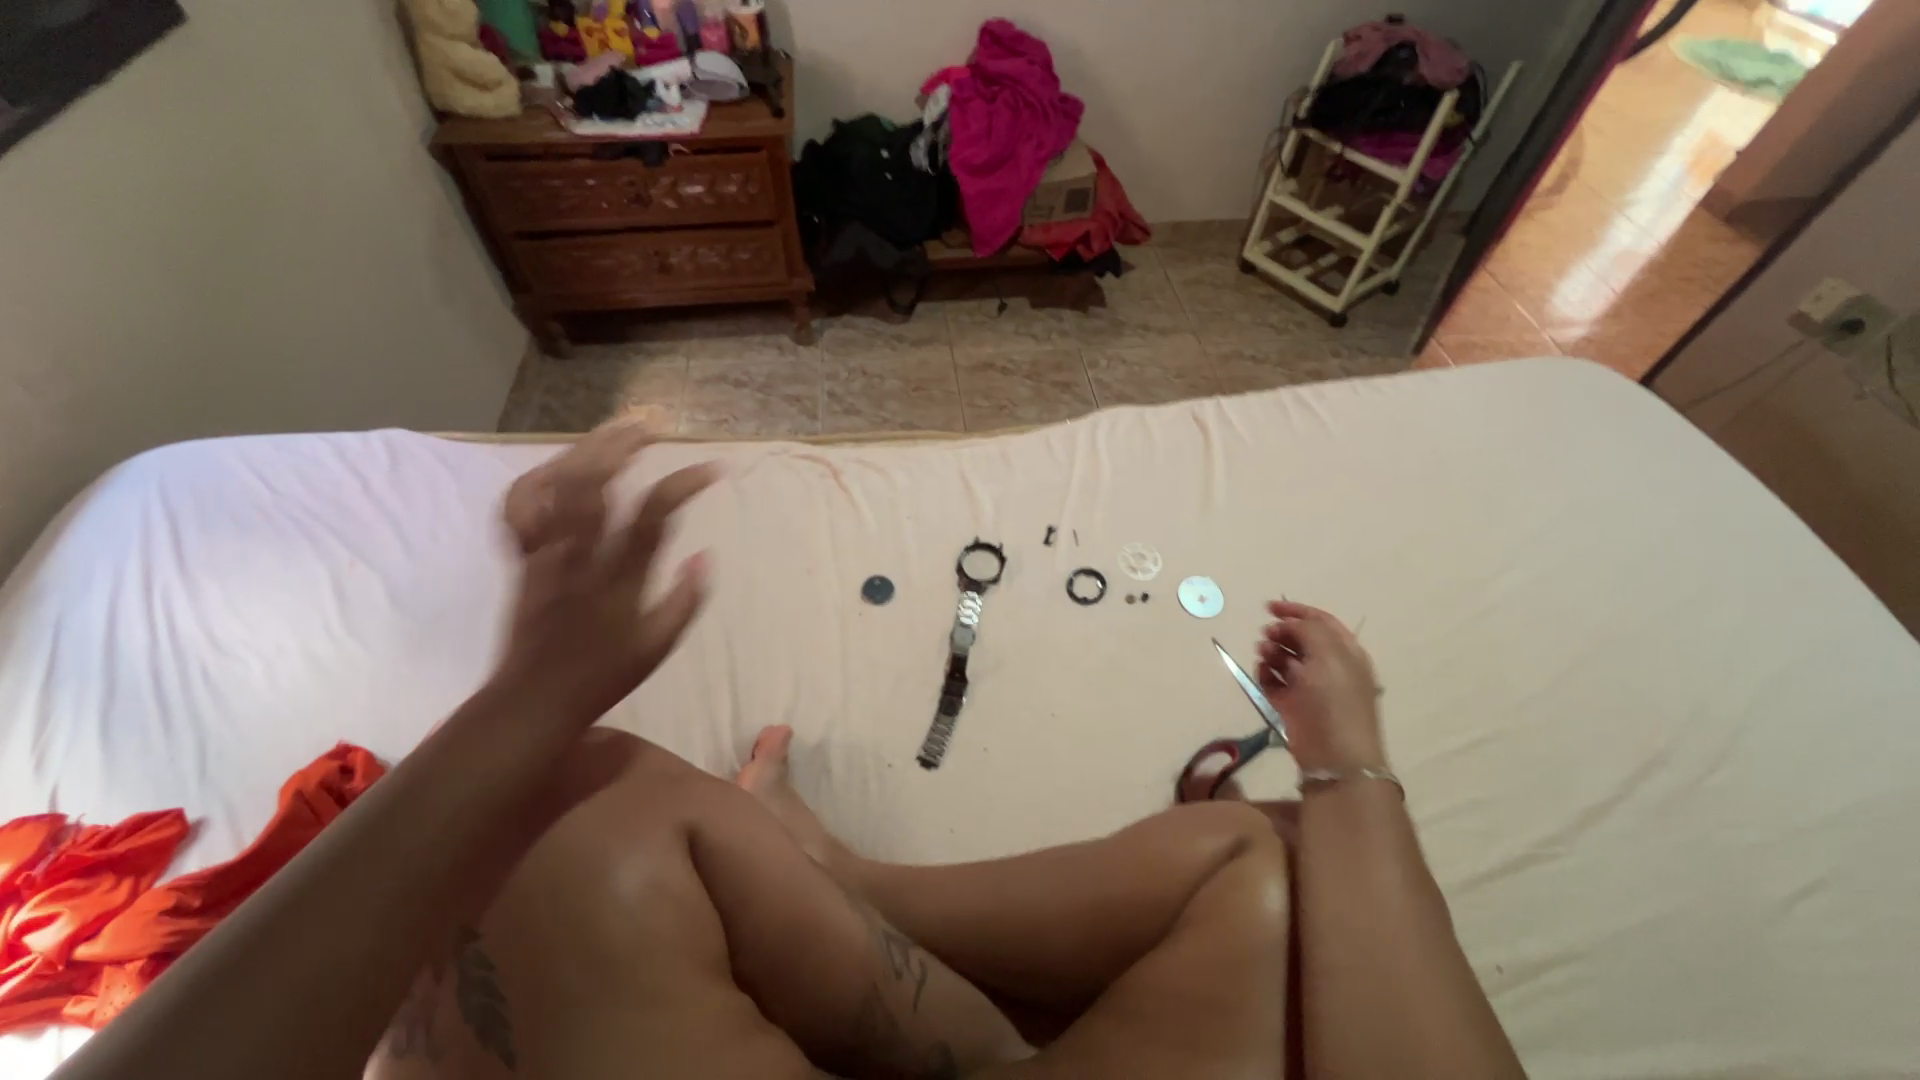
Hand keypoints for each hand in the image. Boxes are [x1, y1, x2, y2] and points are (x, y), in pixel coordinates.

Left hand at [497, 423, 717, 722]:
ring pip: (554, 488)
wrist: (532, 699)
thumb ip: (684, 601)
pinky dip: (537, 478)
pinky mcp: (519, 558)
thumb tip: (706, 556)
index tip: (711, 468)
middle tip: (651, 425)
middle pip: (592, 485)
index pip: (652, 516)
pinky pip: (518, 508)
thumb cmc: (602, 677)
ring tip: (613, 431)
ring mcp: (543, 555)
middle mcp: (578, 558)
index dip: (682, 484)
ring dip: (584, 450)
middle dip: (622, 444)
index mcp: (617, 580)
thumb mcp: (657, 647)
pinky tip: (559, 465)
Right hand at [1257, 601, 1385, 772]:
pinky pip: (1272, 682)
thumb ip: (1309, 630)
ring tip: (1263, 655)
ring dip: (1271, 652)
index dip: (1297, 611)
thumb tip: (1290, 623)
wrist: (1334, 755)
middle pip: (1300, 639)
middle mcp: (1328, 667)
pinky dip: (1265, 674)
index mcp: (1346, 653)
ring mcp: (1308, 688)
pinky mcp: (1290, 705)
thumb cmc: (1336, 700)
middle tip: (1266, 635)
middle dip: (1281, 632)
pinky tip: (1262, 673)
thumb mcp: (1329, 656)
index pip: (1321, 622)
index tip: (1269, 607)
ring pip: (1284, 660)